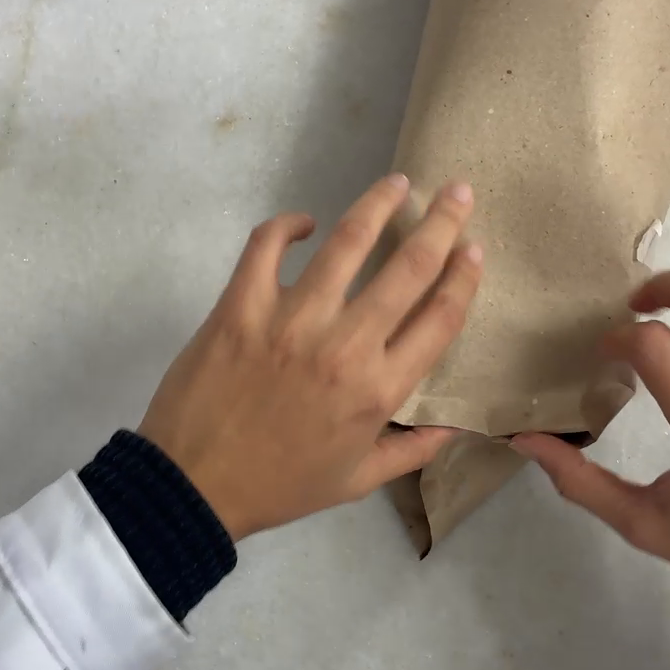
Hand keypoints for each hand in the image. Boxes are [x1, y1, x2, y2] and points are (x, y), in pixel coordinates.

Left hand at [137, 175, 483, 540]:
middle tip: (457, 192)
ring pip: (347, 243)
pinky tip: (303, 223)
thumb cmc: (279, 485)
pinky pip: (266, 246)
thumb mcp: (356, 481)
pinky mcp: (240, 306)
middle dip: (442, 223)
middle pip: (408, 269)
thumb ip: (411, 452)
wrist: (195, 486)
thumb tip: (456, 429)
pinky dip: (286, 225)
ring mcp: (291, 320)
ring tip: (396, 183)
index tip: (474, 249)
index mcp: (379, 390)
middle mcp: (346, 346)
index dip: (464, 278)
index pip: (440, 319)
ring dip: (377, 205)